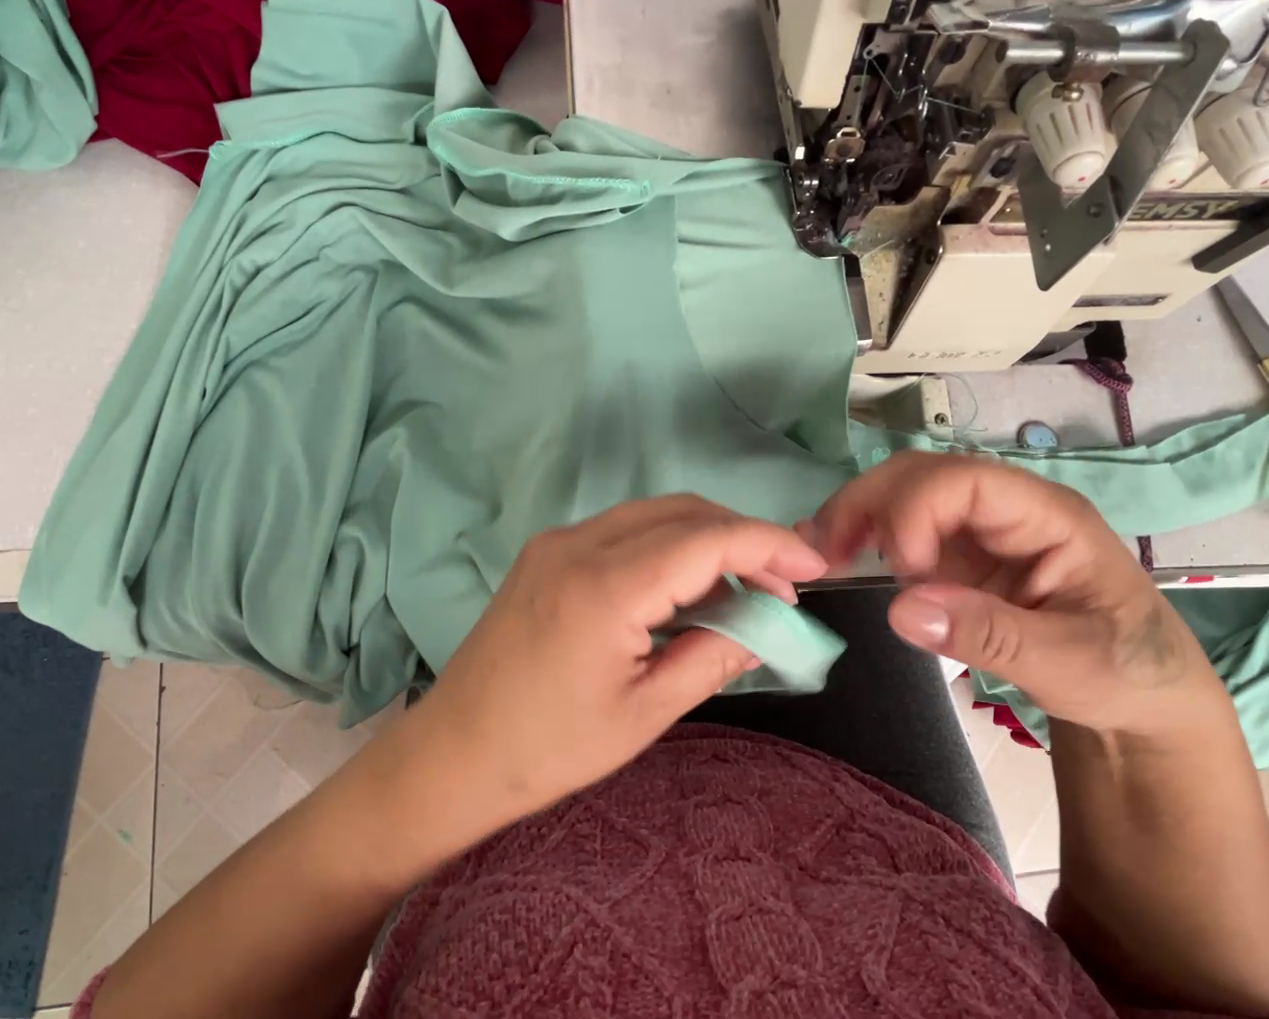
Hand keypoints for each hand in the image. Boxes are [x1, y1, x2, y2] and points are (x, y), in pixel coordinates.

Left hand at [403, 494, 828, 819]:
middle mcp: (578, 545)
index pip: (706, 538)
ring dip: (705, 540)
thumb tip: (763, 629)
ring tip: (741, 592)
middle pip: (683, 513)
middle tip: (781, 588)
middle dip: (742, 540)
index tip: (814, 565)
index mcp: (605, 586)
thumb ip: (711, 658)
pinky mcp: (544, 555)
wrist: (454, 754)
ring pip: (652, 516)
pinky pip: (622, 532)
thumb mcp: (645, 713)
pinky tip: (684, 589)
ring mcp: (555, 544)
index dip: (770, 544)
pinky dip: (666, 548)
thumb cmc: (549, 748)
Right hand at [805, 451, 1224, 736]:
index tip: (902, 573)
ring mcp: (979, 534)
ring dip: (857, 517)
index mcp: (1047, 517)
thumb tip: (901, 608)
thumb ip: (989, 635)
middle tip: (824, 551)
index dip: (916, 511)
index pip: (965, 481)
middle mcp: (1006, 511)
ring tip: (820, 555)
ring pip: (903, 497)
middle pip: (923, 475)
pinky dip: (864, 541)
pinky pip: (902, 534)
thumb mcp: (1070, 665)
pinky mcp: (959, 560)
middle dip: (869, 503)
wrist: (1140, 699)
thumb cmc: (1125, 674)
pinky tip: (839, 562)